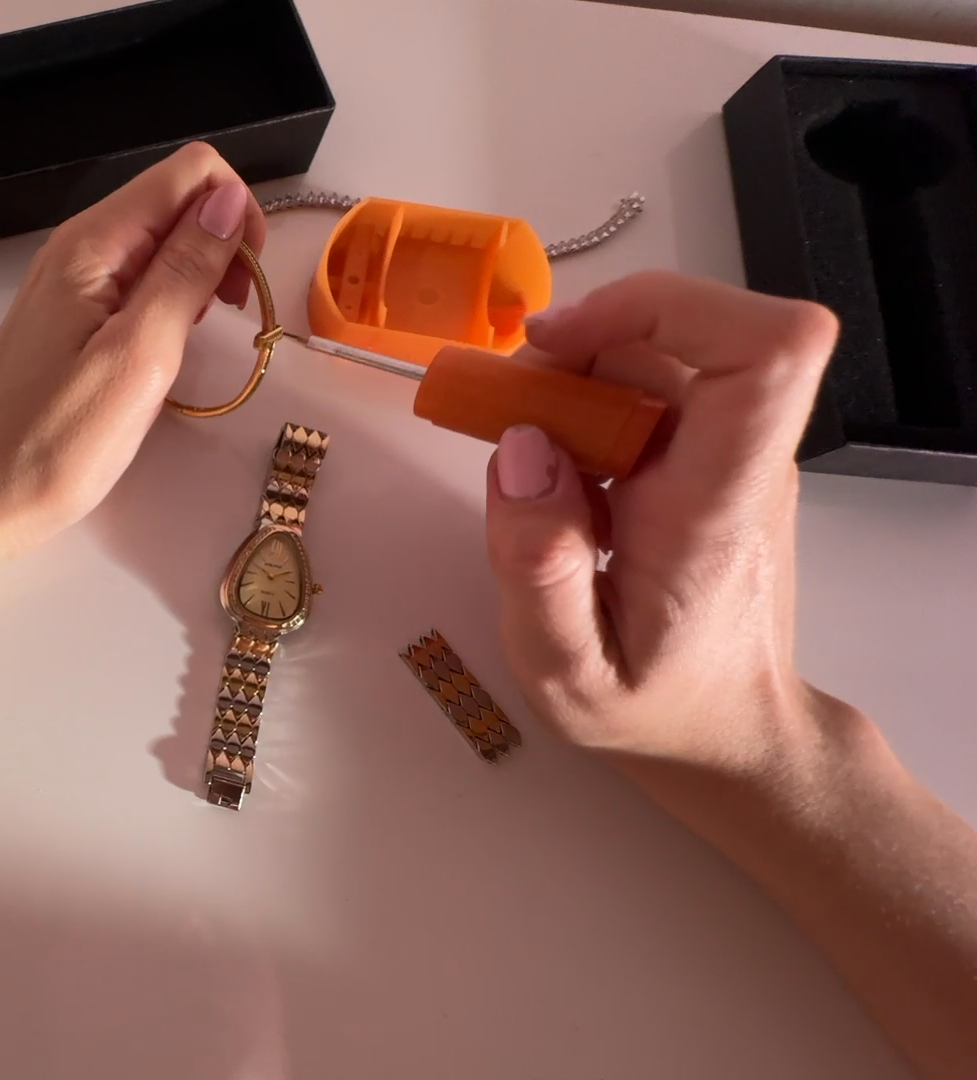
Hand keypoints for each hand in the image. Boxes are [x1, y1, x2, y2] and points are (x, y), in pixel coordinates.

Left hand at [0, 142, 263, 551]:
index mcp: (91, 245)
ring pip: (154, 249)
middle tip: (224, 319)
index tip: (242, 287)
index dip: (235, 214)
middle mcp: (75, 251)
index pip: (189, 172)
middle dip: (217, 247)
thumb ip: (184, 271)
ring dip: (193, 280)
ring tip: (191, 341)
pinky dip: (161, 308)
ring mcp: (66, 290)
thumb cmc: (57, 443)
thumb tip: (228, 200)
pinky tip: (159, 353)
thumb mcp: (139, 355)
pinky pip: (129, 289)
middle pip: (172, 205)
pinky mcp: (64, 326)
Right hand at [481, 271, 850, 788]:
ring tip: (505, 432)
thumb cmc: (646, 709)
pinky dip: (579, 401)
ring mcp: (729, 464)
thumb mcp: (565, 670)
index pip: (763, 353)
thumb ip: (536, 569)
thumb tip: (520, 446)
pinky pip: (650, 397)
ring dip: (571, 374)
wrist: (726, 734)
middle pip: (698, 340)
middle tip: (498, 397)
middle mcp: (741, 468)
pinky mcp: (703, 469)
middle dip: (583, 343)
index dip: (661, 309)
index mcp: (714, 509)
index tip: (553, 341)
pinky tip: (539, 458)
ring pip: (665, 362)